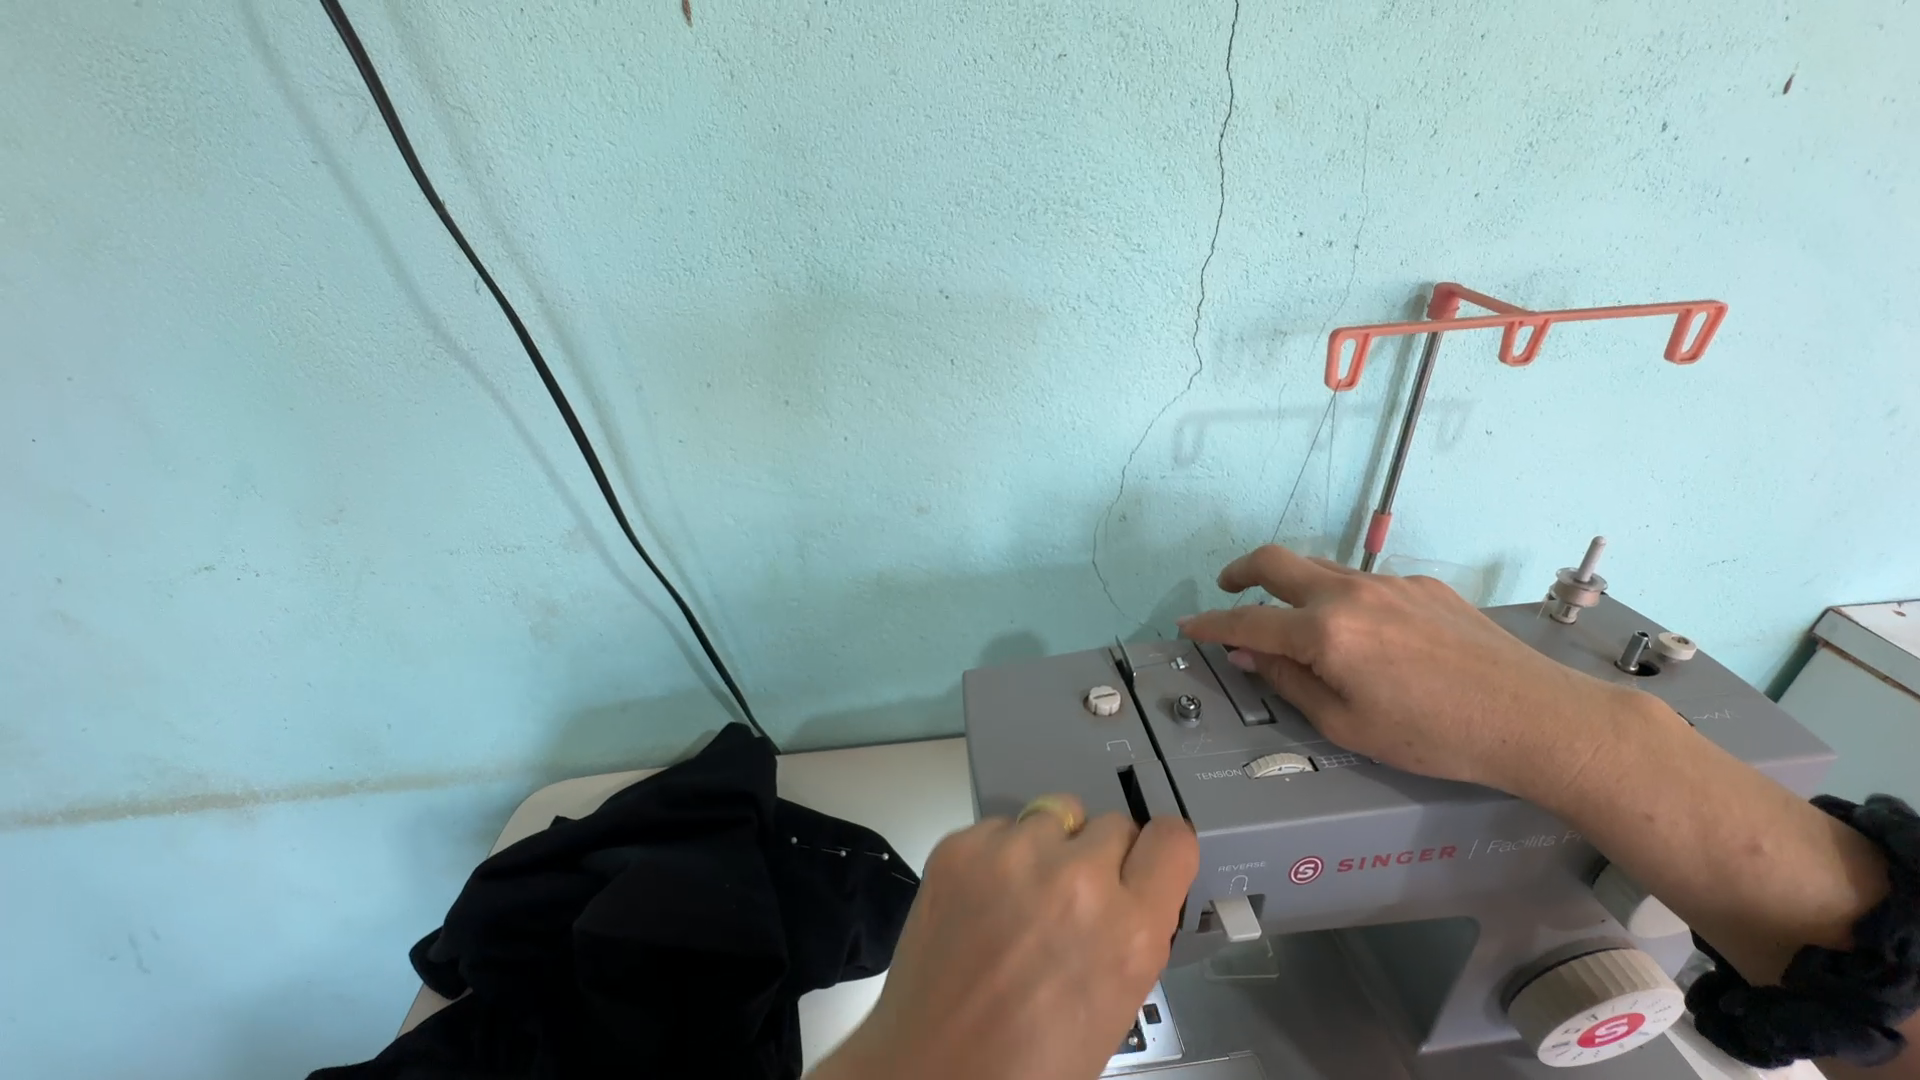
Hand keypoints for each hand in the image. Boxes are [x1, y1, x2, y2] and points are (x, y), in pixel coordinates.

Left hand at [811, 795, 1197, 1079]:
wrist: (937, 1066)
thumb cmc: (1030, 1057)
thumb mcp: (1118, 998)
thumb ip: (1132, 927)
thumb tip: (1136, 882)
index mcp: (1129, 929)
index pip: (1172, 838)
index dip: (1159, 849)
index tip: (1147, 856)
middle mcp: (1076, 880)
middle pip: (1112, 823)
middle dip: (1099, 856)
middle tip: (1074, 896)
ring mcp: (1014, 856)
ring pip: (1054, 813)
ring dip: (1047, 847)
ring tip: (1023, 898)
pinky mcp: (963, 847)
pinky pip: (999, 825)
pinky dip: (997, 853)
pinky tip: (984, 898)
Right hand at [1177, 544, 1631, 795]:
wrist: (1538, 719)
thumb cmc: (1433, 737)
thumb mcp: (1347, 725)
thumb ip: (1289, 681)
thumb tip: (1251, 652)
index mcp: (1325, 632)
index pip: (1248, 622)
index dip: (1212, 625)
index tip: (1188, 626)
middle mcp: (1351, 593)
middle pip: (1277, 561)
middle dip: (1241, 571)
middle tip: (1227, 588)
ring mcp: (1391, 584)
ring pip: (1322, 570)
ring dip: (1293, 586)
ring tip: (1293, 619)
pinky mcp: (1425, 587)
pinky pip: (1365, 584)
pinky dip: (1342, 599)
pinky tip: (1365, 636)